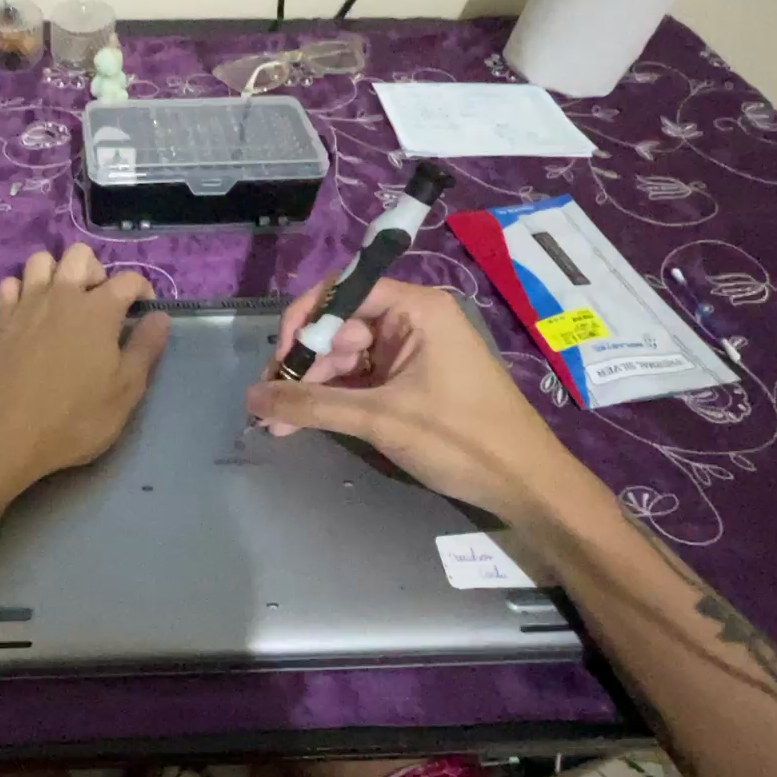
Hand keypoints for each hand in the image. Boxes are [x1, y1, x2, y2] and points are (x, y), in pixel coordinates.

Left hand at [0, 244, 170, 493]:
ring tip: (65, 303)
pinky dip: (22, 290)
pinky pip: (10, 286)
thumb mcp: (125, 392)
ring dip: (57, 273)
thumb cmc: (74, 418)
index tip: (144, 312)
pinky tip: (31, 313)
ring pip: (41, 261)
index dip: (143, 290)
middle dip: (96, 271)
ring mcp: (27, 306)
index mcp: (99, 310)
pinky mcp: (1, 322)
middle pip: (80, 256)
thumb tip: (159, 317)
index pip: (129, 279)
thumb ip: (144, 349)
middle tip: (102, 305)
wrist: (4, 435)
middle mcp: (62, 296)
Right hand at [245, 277, 602, 527]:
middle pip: (338, 327)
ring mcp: (408, 354)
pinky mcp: (405, 383)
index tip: (280, 356)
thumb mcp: (379, 419)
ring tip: (276, 422)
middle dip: (301, 364)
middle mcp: (410, 322)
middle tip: (268, 400)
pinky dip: (328, 400)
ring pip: (342, 359)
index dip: (306, 318)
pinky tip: (298, 423)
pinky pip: (355, 381)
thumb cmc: (462, 439)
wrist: (525, 486)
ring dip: (309, 388)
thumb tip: (251, 398)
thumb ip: (311, 405)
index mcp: (417, 310)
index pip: (346, 290)